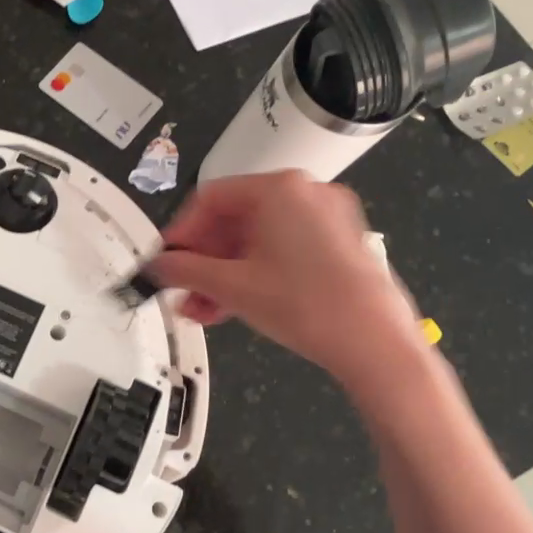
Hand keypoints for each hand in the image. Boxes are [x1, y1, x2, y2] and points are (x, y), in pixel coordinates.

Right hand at [150, 171, 425, 387]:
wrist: (376, 344)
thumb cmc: (305, 305)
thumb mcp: (231, 286)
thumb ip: (184, 271)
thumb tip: (156, 266)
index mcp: (280, 188)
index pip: (211, 198)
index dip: (181, 232)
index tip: (166, 262)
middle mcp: (306, 193)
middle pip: (235, 220)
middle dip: (203, 260)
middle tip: (182, 290)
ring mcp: (327, 219)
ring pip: (257, 240)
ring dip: (224, 273)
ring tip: (202, 308)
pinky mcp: (339, 245)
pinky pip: (283, 251)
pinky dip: (255, 274)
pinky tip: (234, 306)